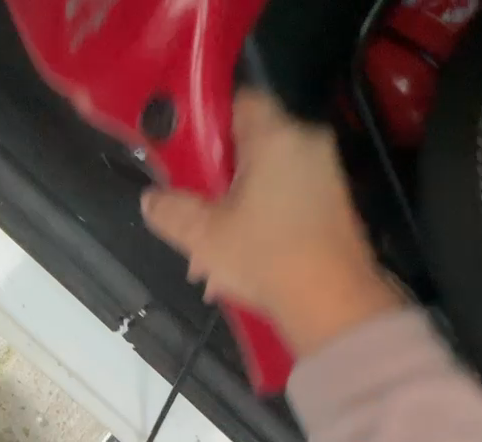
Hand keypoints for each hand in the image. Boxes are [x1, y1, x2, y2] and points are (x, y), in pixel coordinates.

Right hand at [140, 91, 405, 356]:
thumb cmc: (264, 257)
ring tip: (206, 256)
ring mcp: (322, 175)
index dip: (206, 123)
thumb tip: (151, 198)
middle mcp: (304, 145)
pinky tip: (234, 263)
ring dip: (229, 213)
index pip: (239, 102)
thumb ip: (170, 211)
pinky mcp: (329, 205)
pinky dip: (254, 224)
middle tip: (189, 216)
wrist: (329, 299)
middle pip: (247, 149)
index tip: (184, 156)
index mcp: (275, 138)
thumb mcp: (201, 236)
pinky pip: (280, 202)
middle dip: (212, 184)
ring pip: (261, 181)